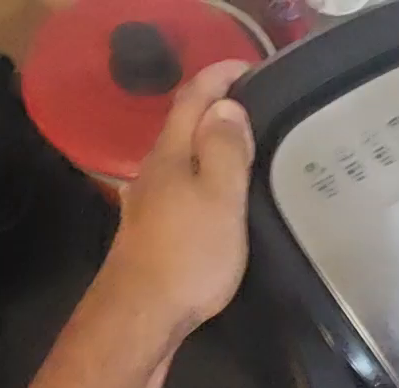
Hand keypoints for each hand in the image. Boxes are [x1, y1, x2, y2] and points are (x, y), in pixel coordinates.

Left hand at [97, 60, 255, 338]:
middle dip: (215, 109)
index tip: (247, 65)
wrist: (144, 311)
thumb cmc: (189, 255)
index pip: (193, 100)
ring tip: (243, 151)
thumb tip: (228, 107)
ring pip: (183, 160)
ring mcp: (152, 203)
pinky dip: (204, 179)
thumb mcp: (219, 201)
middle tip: (255, 109)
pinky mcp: (156, 232)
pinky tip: (219, 198)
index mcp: (173, 155)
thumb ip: (225, 152)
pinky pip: (184, 189)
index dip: (218, 77)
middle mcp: (156, 171)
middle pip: (184, 127)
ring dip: (209, 147)